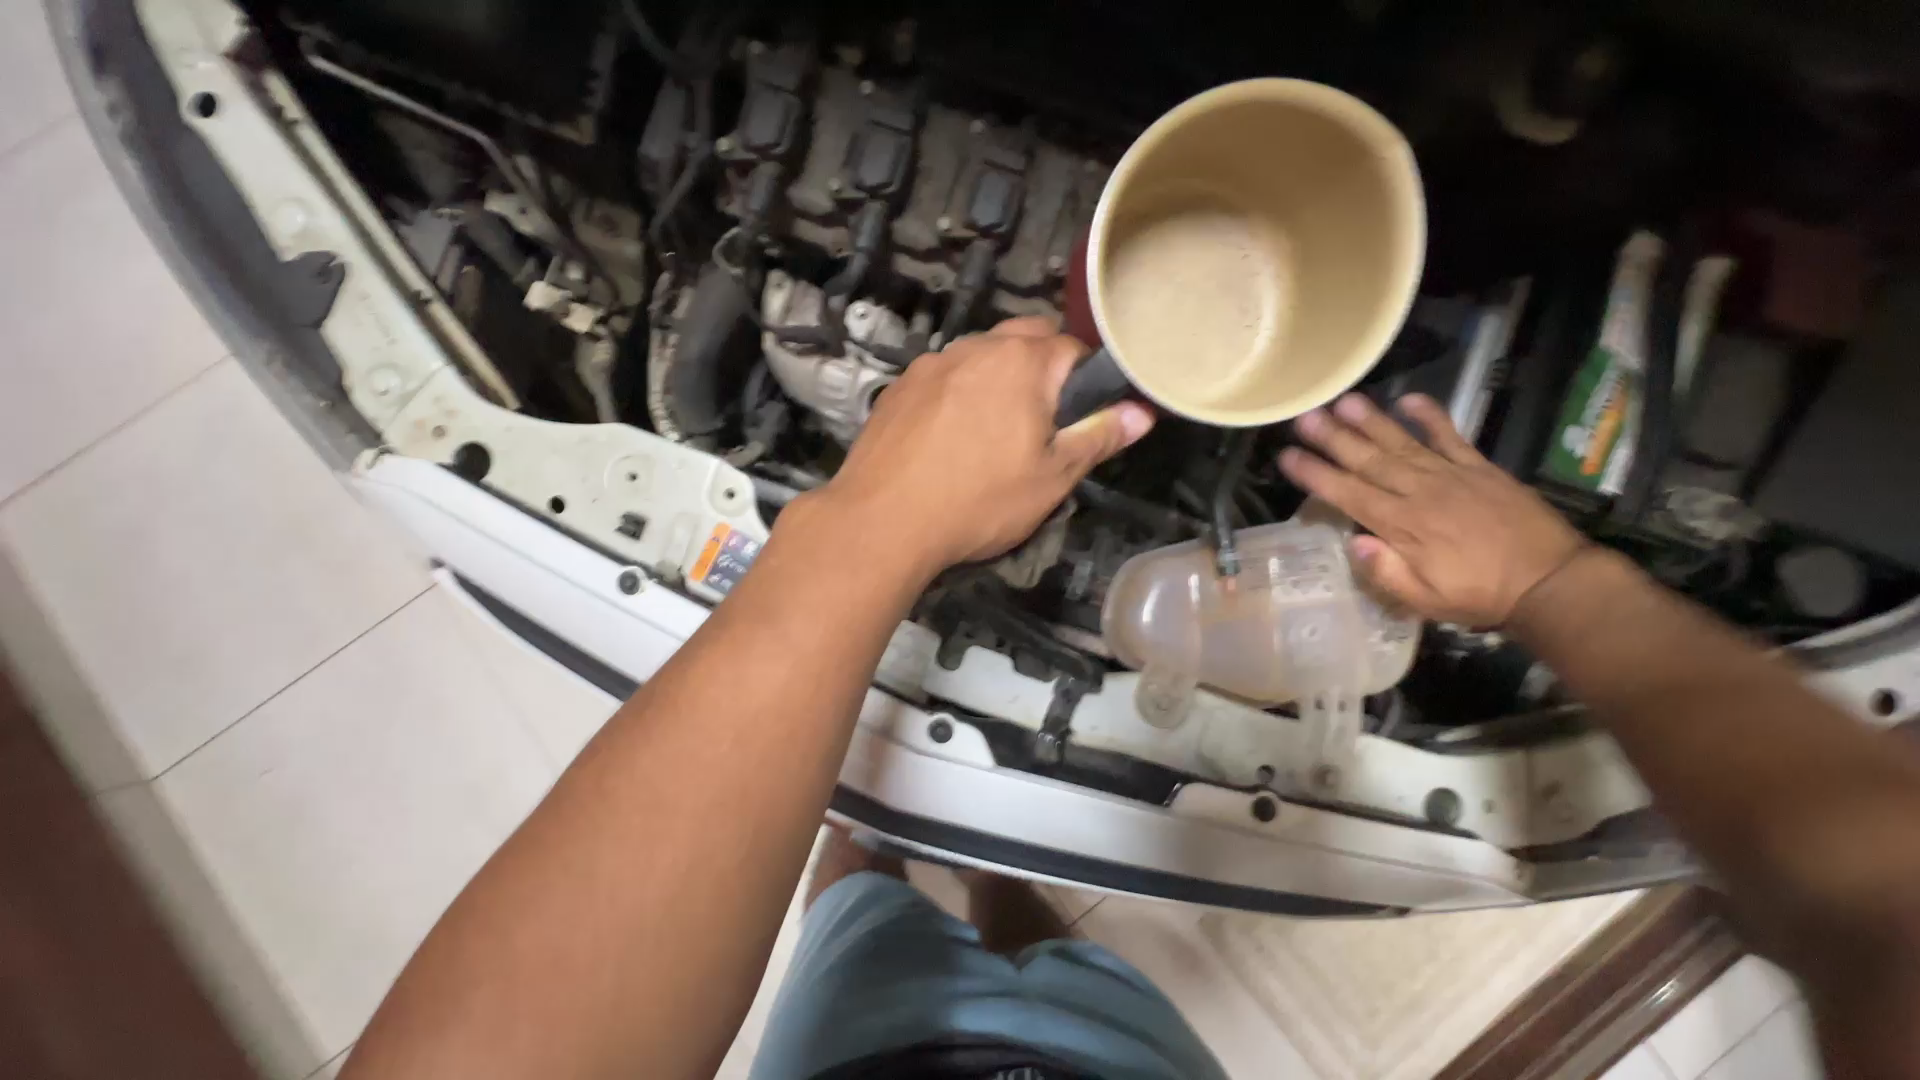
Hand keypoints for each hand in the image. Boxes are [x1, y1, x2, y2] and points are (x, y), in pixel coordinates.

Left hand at [817, 317, 1154, 571]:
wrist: (882, 522)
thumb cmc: (979, 501)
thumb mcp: (1052, 478)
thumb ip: (1098, 437)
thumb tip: (1143, 411)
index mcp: (1021, 361)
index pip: (1072, 348)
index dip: (1085, 380)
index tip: (1081, 417)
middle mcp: (975, 348)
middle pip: (1023, 339)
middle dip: (1041, 368)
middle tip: (1041, 423)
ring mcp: (930, 364)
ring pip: (979, 356)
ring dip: (996, 379)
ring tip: (992, 432)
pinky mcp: (897, 388)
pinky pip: (942, 378)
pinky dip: (956, 395)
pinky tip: (948, 438)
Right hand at [1280, 392, 1585, 626]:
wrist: (1550, 582)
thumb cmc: (1479, 595)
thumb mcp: (1424, 600)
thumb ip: (1386, 572)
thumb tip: (1354, 543)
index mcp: (1401, 525)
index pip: (1347, 493)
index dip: (1314, 474)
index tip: (1287, 456)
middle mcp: (1419, 492)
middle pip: (1368, 460)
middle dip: (1333, 438)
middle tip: (1304, 417)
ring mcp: (1450, 475)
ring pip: (1401, 442)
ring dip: (1371, 421)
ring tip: (1343, 401)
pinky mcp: (1479, 468)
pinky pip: (1450, 436)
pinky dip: (1430, 416)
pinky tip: (1409, 399)